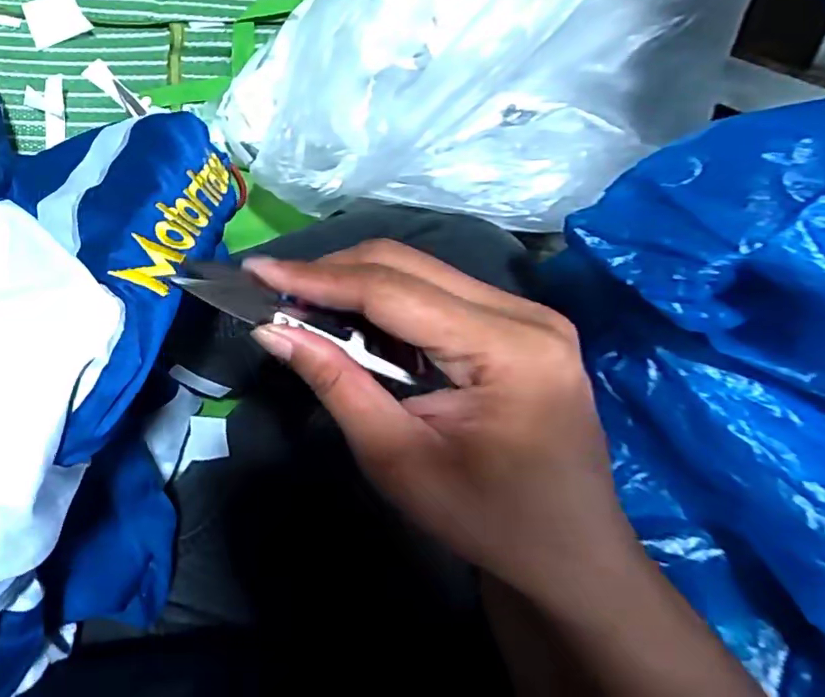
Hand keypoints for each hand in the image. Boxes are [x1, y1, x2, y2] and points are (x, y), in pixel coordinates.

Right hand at [245, 239, 757, 696]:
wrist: (571, 559)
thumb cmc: (485, 518)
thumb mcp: (395, 457)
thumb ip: (334, 382)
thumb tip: (269, 328)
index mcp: (510, 351)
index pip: (391, 291)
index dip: (315, 277)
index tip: (253, 271)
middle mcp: (524, 316)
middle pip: (401, 264)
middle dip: (326, 272)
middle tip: (268, 290)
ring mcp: (524, 315)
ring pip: (411, 267)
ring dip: (347, 279)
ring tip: (296, 303)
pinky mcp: (512, 323)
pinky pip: (427, 286)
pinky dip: (374, 294)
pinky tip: (343, 316)